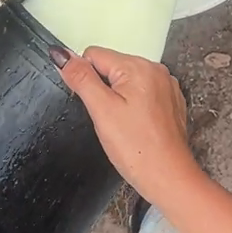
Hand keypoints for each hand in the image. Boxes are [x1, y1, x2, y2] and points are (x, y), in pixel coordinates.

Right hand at [58, 47, 203, 205]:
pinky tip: (137, 126)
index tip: (95, 105)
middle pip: (112, 66)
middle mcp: (156, 69)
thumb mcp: (101, 110)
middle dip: (104, 89)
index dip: (86, 79)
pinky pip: (143, 93)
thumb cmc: (137, 149)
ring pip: (126, 81)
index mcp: (138, 66)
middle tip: (110, 118)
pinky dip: (135, 106)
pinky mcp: (171, 101)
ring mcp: (166, 85)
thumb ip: (81, 78)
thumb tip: (61, 54)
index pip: (94, 55)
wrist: (169, 178)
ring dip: (119, 97)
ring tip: (124, 125)